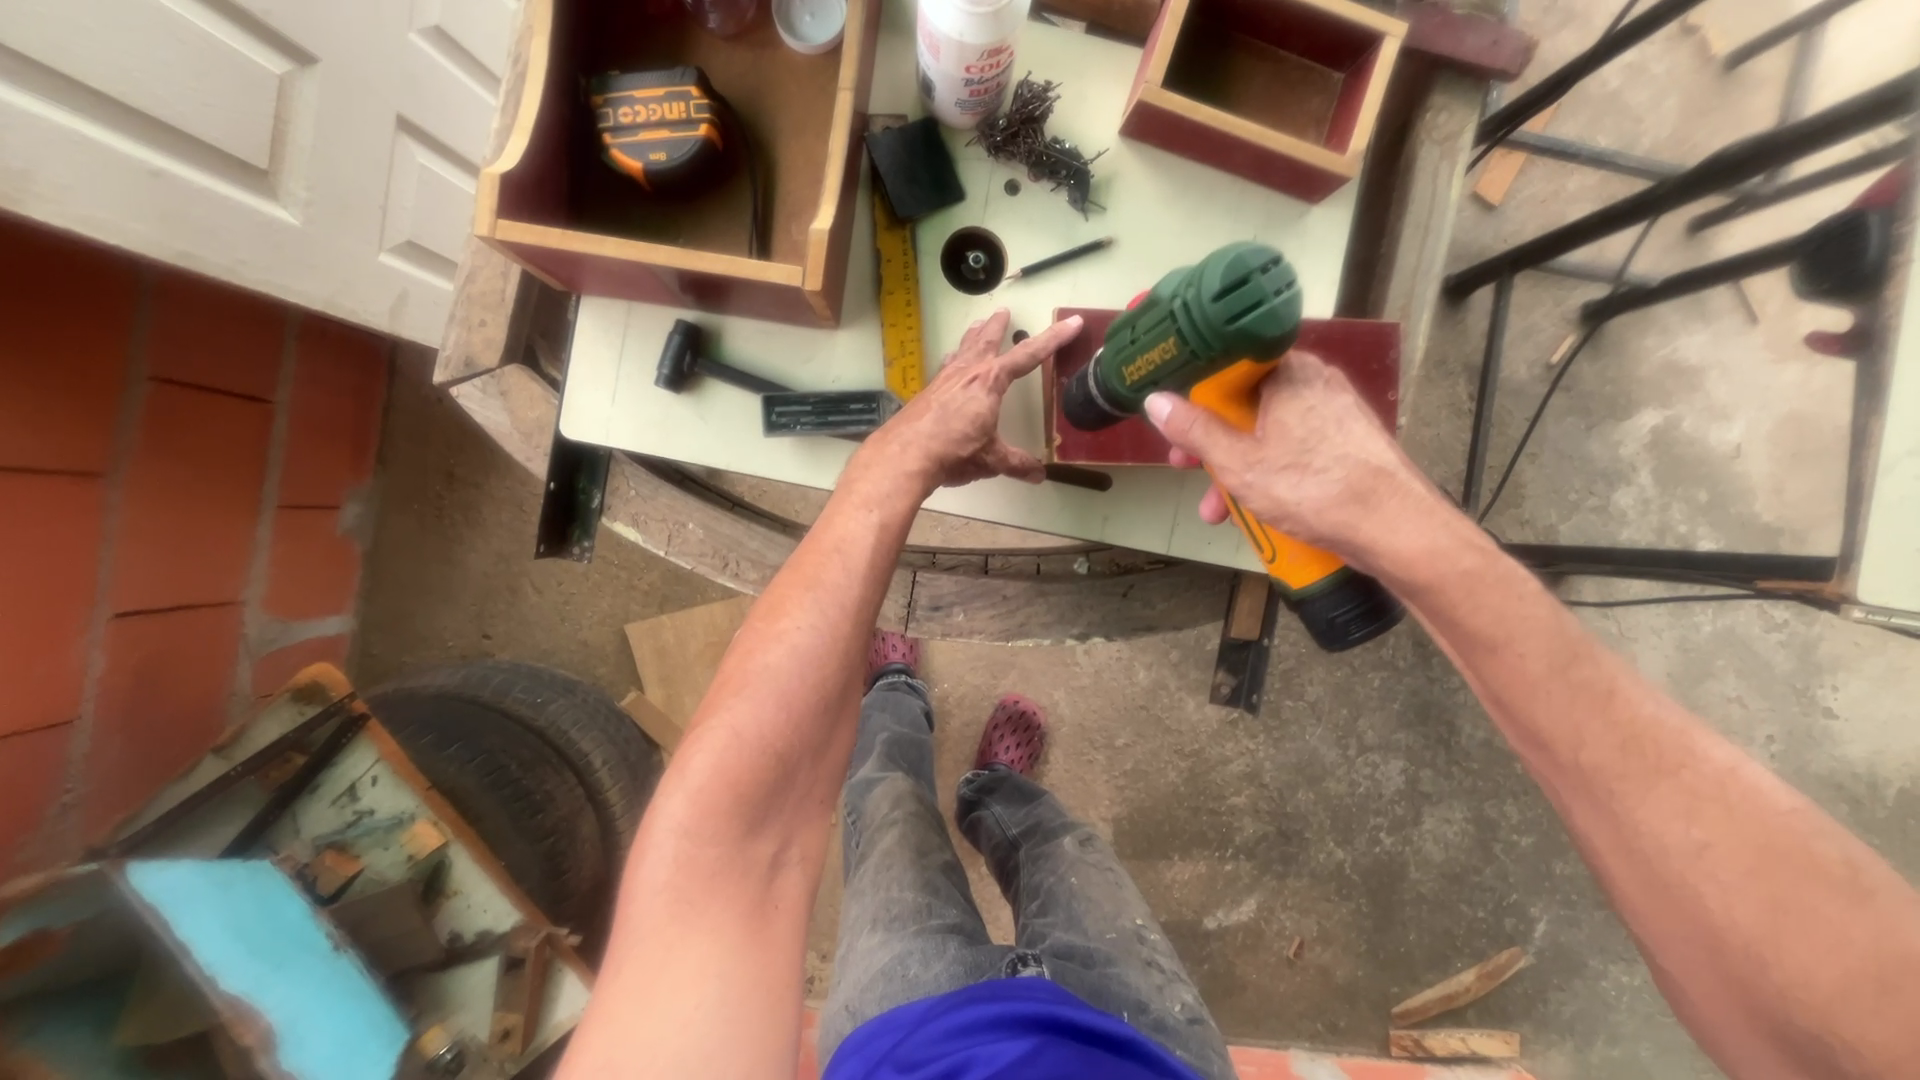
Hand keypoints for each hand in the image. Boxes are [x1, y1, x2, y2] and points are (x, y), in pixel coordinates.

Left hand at [856, 310, 1082, 493]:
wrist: (906, 455)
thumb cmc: (954, 452)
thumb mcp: (992, 459)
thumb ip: (1016, 464)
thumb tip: (1038, 475)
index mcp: (990, 382)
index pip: (1029, 355)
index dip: (1053, 340)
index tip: (1073, 323)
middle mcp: (967, 373)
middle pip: (987, 341)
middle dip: (998, 327)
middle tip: (1003, 312)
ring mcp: (944, 380)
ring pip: (963, 349)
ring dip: (973, 336)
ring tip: (977, 326)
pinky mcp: (928, 392)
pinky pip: (946, 367)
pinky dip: (953, 359)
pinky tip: (950, 363)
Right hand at [1145, 350, 1444, 567]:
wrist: (1394, 526)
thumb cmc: (1313, 488)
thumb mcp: (1238, 463)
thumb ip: (1194, 430)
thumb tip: (1157, 400)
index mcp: (1287, 372)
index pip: (1227, 366)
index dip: (1194, 396)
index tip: (1176, 423)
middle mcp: (1313, 382)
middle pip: (1244, 403)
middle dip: (1213, 444)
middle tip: (1188, 469)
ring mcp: (1333, 413)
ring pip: (1267, 432)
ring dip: (1237, 469)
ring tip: (1220, 510)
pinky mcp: (1346, 443)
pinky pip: (1293, 449)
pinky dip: (1269, 473)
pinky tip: (1258, 507)